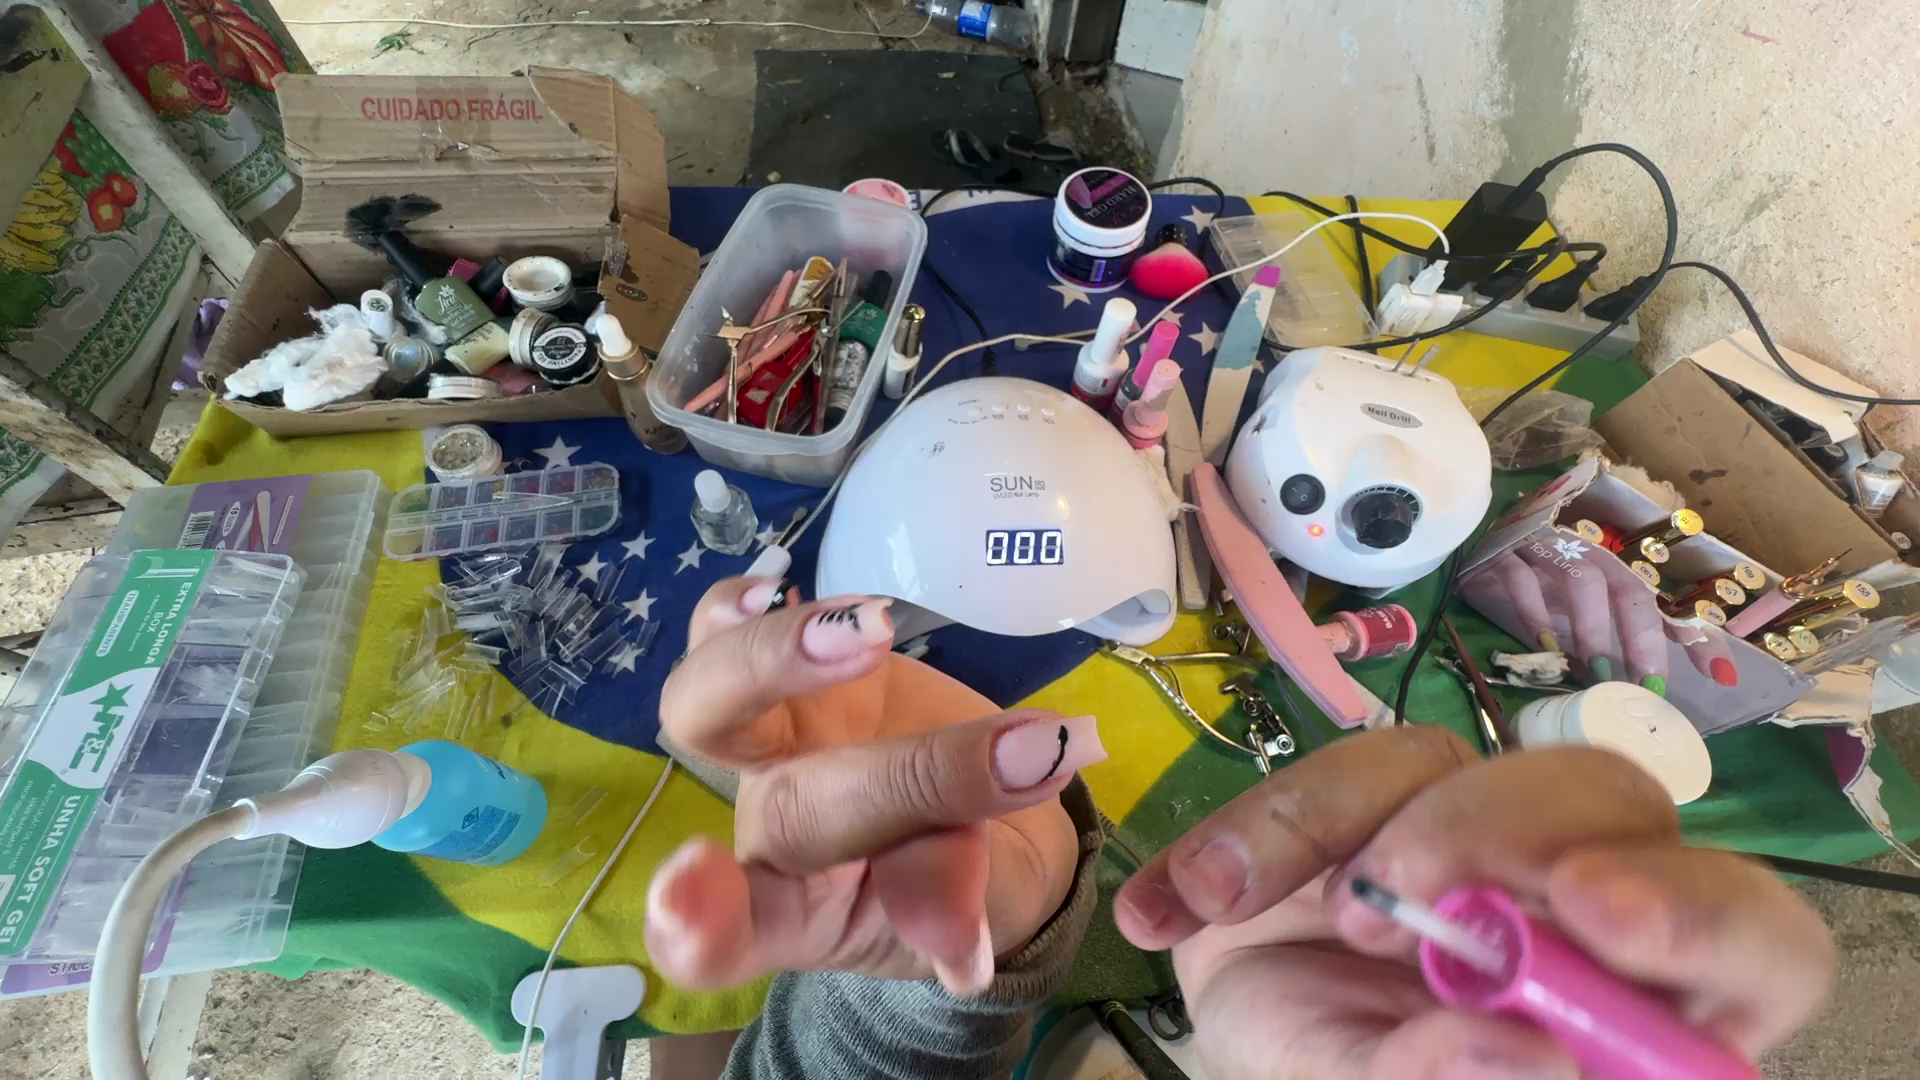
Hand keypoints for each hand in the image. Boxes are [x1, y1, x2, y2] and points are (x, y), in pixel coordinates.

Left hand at [644, 577, 1103, 994]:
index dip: (701, 920)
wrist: (990, 810)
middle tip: (877, 643)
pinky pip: (737, 630)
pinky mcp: (799, 676)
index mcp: (804, 908)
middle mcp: (772, 821)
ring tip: (865, 619)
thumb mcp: (984, 903)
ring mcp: (779, 741)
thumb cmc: (981, 875)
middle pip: (737, 772)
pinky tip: (781, 581)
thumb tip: (957, 937)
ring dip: (771, 648)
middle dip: (801, 727)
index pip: (734, 930)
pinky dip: (747, 607)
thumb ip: (960, 901)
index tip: (686, 894)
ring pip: (711, 690)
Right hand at [1114, 727, 1833, 1078]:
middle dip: (1471, 829)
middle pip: (1579, 789)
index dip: (1685, 904)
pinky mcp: (1343, 792)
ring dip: (1305, 825)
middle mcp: (1548, 884)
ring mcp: (1439, 820)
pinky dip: (1216, 837)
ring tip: (1222, 902)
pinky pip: (1292, 775)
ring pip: (1413, 760)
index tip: (1589, 909)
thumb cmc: (1327, 1078)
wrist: (1244, 1040)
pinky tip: (1160, 909)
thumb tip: (1520, 1050)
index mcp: (1625, 994)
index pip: (1735, 923)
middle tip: (1366, 905)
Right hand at [1465, 546, 1736, 689]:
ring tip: (1595, 671)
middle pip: (1628, 588)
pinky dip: (1534, 611)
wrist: (1474, 538)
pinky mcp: (1503, 551)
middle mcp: (1585, 551)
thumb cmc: (1534, 571)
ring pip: (1580, 581)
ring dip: (1593, 629)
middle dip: (1641, 637)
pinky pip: (1521, 579)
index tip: (1721, 677)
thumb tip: (1680, 666)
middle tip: (1645, 683)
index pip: (1666, 599)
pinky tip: (1542, 643)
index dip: (1695, 634)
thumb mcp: (1584, 597)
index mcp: (1610, 563)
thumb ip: (1624, 620)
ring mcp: (1543, 548)